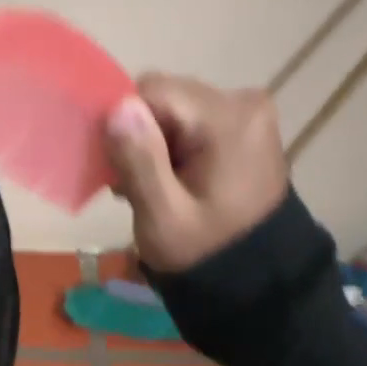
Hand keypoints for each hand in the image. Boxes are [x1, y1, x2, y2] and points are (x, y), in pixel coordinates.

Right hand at [104, 73, 289, 272]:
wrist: (253, 274)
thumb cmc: (203, 249)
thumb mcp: (162, 215)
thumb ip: (139, 161)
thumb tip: (117, 108)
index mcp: (226, 118)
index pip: (153, 91)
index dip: (122, 124)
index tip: (113, 167)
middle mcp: (242, 101)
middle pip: (164, 98)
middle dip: (136, 135)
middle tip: (128, 184)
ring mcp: (246, 113)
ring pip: (173, 111)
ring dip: (150, 145)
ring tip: (147, 187)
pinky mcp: (242, 128)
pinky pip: (189, 123)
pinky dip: (168, 148)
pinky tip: (166, 181)